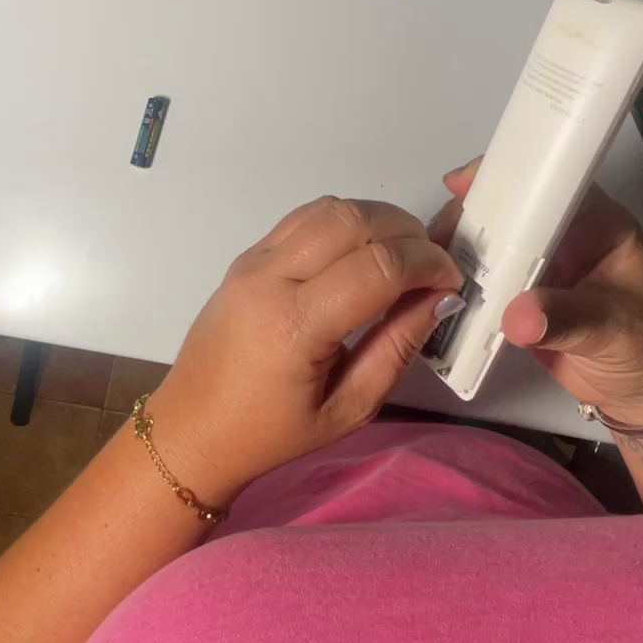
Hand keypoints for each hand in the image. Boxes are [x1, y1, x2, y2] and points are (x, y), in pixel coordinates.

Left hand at [147, 196, 464, 504]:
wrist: (192, 429)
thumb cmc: (269, 434)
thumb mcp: (348, 408)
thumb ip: (397, 347)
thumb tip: (439, 299)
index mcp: (295, 325)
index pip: (378, 266)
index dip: (427, 265)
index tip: (450, 282)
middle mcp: (270, 279)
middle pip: (355, 220)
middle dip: (408, 232)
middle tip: (431, 265)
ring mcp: (252, 261)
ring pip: (329, 208)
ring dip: (377, 219)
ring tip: (402, 255)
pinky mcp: (245, 257)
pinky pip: (304, 218)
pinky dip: (344, 221)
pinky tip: (361, 252)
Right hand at [432, 158, 642, 424]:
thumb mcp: (613, 328)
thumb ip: (565, 318)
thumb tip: (515, 316)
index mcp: (593, 223)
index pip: (544, 184)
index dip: (501, 179)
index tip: (458, 187)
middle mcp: (561, 235)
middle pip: (505, 211)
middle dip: (466, 219)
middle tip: (433, 242)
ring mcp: (538, 265)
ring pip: (488, 245)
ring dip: (456, 254)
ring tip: (427, 268)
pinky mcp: (520, 296)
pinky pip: (484, 282)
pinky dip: (460, 286)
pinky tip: (435, 292)